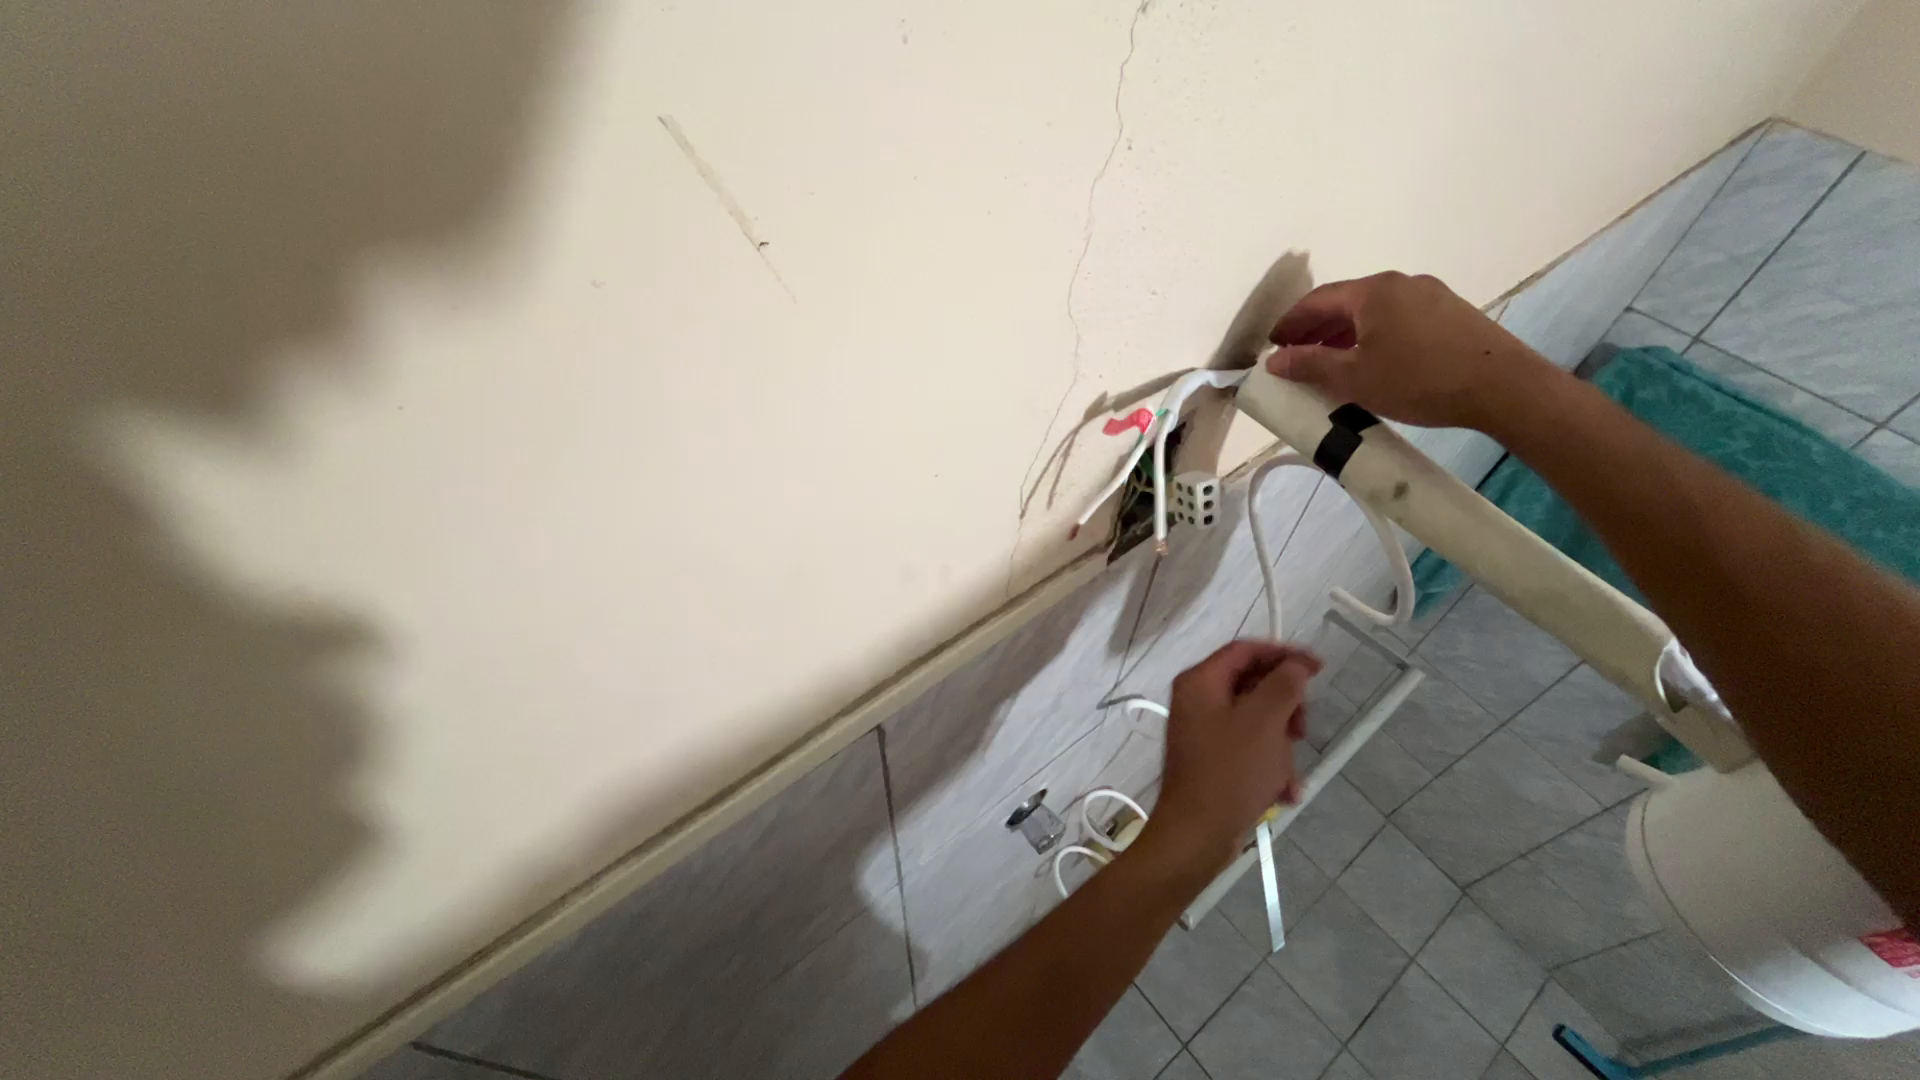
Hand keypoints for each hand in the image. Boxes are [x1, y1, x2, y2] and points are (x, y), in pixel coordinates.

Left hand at [1146, 640, 1321, 866]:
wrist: (1198, 834)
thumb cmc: (1230, 771)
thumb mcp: (1263, 722)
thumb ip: (1283, 686)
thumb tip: (1296, 664)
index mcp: (1200, 682)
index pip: (1245, 650)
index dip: (1283, 654)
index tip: (1318, 668)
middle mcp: (1197, 700)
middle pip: (1253, 686)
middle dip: (1285, 708)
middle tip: (1301, 729)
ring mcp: (1203, 731)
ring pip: (1257, 721)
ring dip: (1281, 745)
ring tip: (1287, 773)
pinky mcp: (1212, 759)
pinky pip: (1249, 749)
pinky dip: (1269, 765)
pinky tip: (1282, 790)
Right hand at [1266, 271, 1562, 431]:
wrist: (1502, 387)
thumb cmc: (1418, 379)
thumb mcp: (1354, 377)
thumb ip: (1309, 365)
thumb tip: (1275, 360)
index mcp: (1373, 291)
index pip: (1317, 300)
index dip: (1290, 323)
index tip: (1271, 346)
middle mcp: (1401, 283)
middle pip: (1345, 303)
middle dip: (1315, 329)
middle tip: (1294, 357)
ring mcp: (1430, 295)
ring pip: (1373, 312)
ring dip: (1343, 335)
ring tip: (1328, 364)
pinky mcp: (1450, 314)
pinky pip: (1397, 320)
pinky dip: (1372, 337)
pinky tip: (1370, 363)